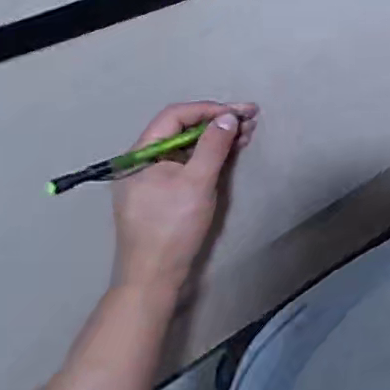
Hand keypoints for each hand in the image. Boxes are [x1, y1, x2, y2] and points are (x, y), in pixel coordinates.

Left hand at [110, 101, 257, 295]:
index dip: (209, 110)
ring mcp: (150, 179)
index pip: (175, 116)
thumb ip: (213, 145)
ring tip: (246, 134)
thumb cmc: (173, 228)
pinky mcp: (160, 195)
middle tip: (249, 120)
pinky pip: (184, 165)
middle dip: (216, 123)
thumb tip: (228, 116)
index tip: (239, 112)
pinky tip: (229, 153)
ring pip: (185, 148)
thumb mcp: (197, 182)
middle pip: (180, 130)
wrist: (152, 280)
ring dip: (215, 139)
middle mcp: (141, 161)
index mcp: (140, 154)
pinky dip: (207, 157)